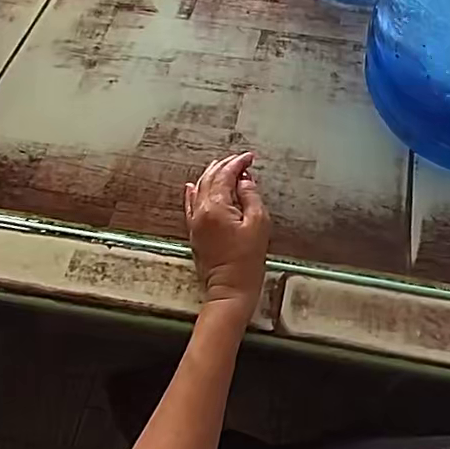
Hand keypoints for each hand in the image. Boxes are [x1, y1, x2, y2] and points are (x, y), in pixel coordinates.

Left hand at [183, 151, 270, 320]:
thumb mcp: (259, 223)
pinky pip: (190, 205)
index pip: (226, 175)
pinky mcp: (195, 232)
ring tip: (225, 167)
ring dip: (213, 175)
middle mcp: (201, 211)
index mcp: (216, 206)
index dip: (238, 163)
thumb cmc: (247, 261)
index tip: (250, 158)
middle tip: (241, 161)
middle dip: (226, 166)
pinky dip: (194, 192)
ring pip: (200, 188)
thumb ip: (251, 196)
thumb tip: (245, 181)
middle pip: (211, 178)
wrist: (230, 290)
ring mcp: (195, 222)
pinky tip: (193, 185)